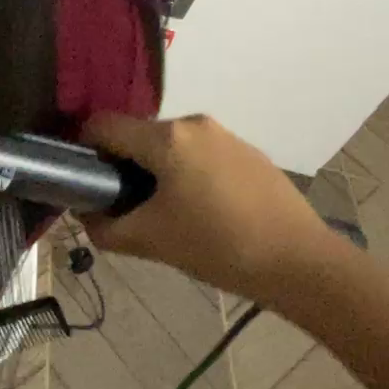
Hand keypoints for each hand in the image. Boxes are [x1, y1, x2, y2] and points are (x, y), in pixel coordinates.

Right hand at [80, 113, 352, 304]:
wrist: (304, 264)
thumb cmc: (219, 246)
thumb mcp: (152, 241)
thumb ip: (107, 229)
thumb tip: (87, 217)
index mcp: (165, 137)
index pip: (104, 125)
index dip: (85, 148)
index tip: (86, 179)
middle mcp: (192, 123)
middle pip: (139, 135)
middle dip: (126, 166)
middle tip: (129, 206)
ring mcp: (225, 136)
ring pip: (172, 146)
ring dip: (160, 171)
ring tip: (171, 214)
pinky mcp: (250, 153)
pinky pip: (203, 155)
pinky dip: (191, 175)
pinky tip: (206, 213)